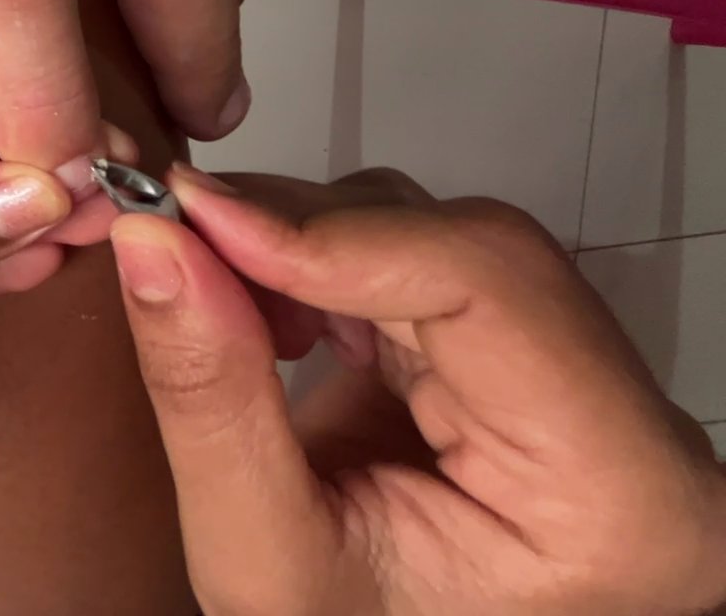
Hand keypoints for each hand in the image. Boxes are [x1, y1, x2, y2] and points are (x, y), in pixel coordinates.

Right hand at [109, 167, 725, 615]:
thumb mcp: (255, 550)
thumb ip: (206, 395)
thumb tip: (152, 243)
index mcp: (611, 492)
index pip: (486, 284)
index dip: (327, 233)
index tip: (190, 215)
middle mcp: (615, 419)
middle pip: (451, 242)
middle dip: (289, 224)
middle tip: (168, 229)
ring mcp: (555, 377)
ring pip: (418, 229)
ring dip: (289, 236)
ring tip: (209, 286)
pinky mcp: (487, 354)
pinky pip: (392, 254)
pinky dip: (298, 255)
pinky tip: (260, 307)